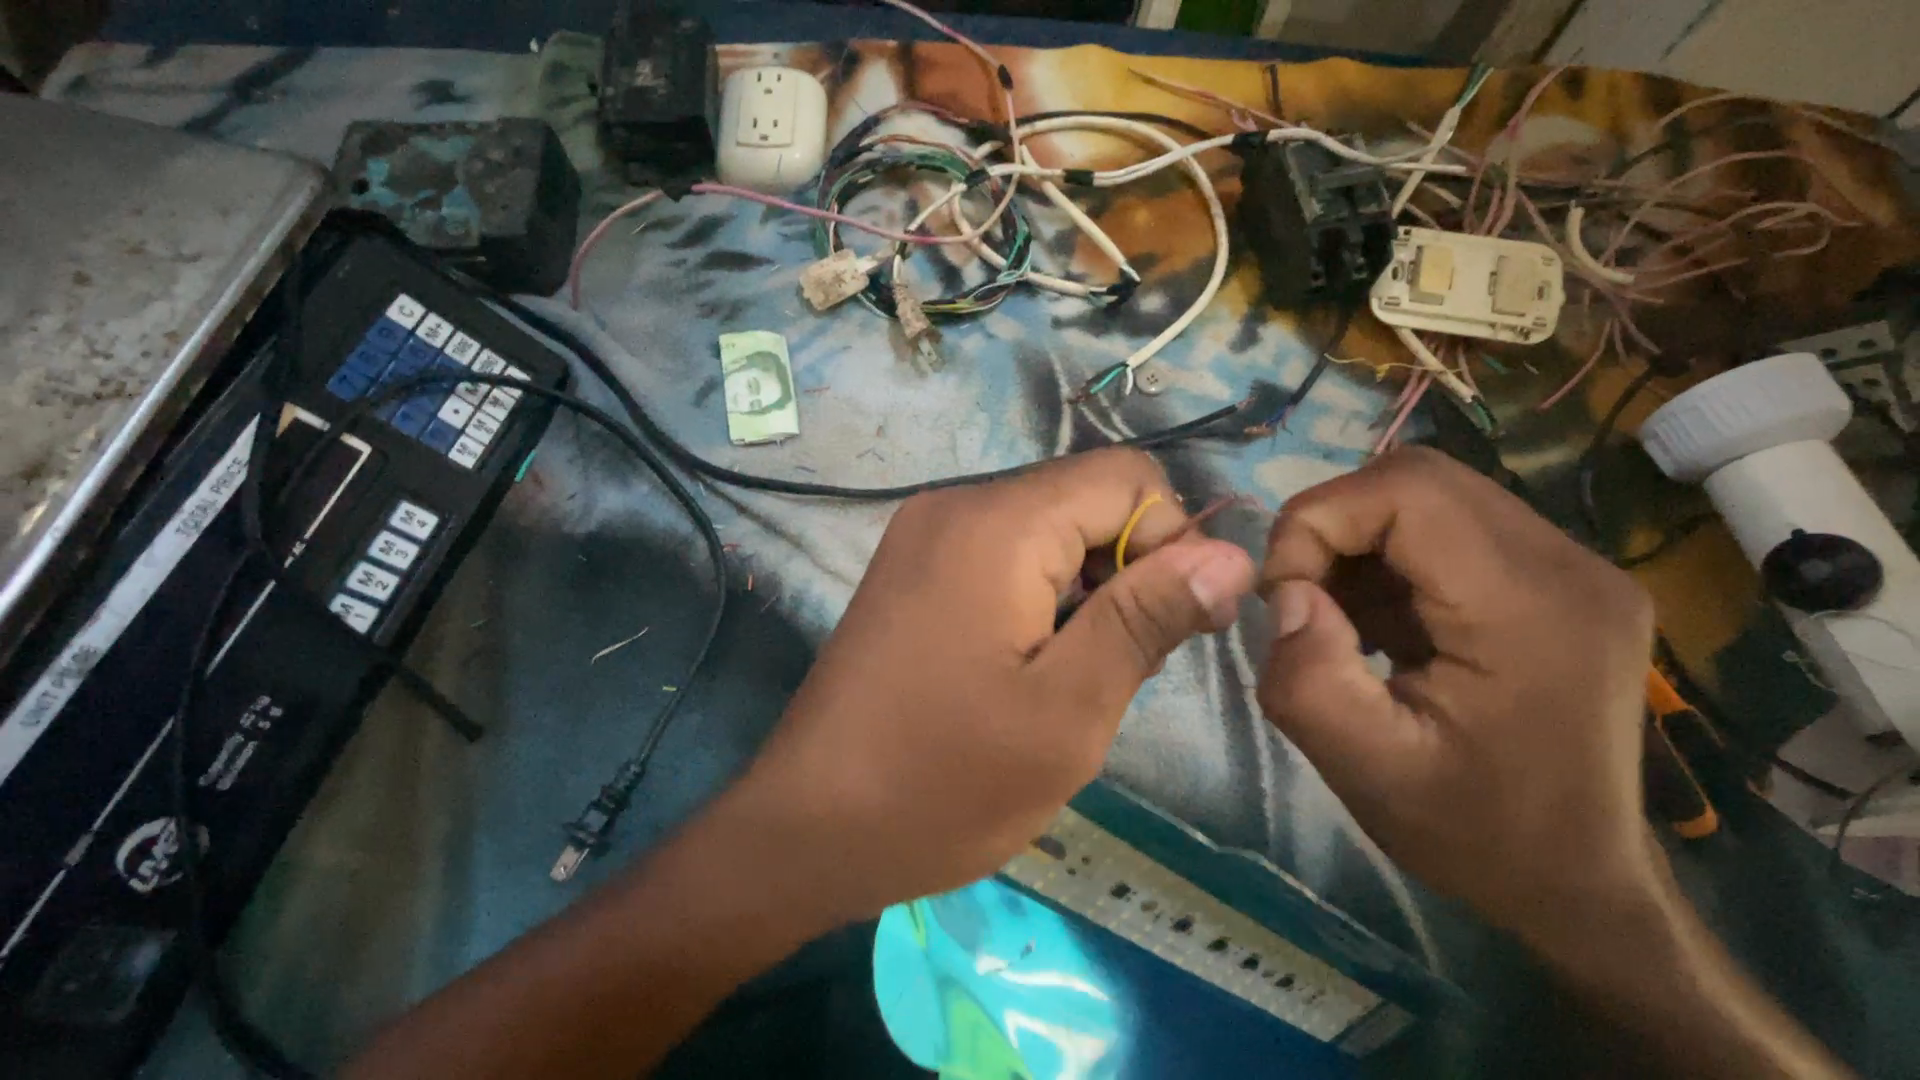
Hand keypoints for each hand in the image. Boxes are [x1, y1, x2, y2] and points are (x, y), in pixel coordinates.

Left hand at [729, 449, 1254, 923]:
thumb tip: (1233, 555)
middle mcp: (955, 505)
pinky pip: (1002, 557)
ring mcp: (923, 536)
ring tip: (1065, 680)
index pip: (1128, 478)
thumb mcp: (1068, 709)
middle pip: (1084, 499)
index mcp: (997, 523)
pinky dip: (1037, 599)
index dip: (1172, 544)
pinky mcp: (908, 571)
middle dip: (1126, 572)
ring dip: (1083, 593)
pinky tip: (1022, 670)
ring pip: (1047, 532)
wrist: (807, 828)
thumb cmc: (944, 780)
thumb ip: (1149, 618)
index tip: (1173, 631)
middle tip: (1112, 670)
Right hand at [1255, 448, 1659, 952]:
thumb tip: (1288, 595)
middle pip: (1418, 478)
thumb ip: (1309, 680)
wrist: (1578, 882)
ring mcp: (1575, 567)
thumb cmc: (1474, 834)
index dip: (1318, 521)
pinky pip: (1454, 528)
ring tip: (1343, 621)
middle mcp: (1568, 564)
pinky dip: (1393, 559)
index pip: (1406, 490)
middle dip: (1334, 527)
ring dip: (1361, 543)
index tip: (1285, 598)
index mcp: (1529, 608)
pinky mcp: (1562, 579)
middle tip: (1305, 602)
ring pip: (1432, 496)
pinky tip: (1384, 625)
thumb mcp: (1367, 772)